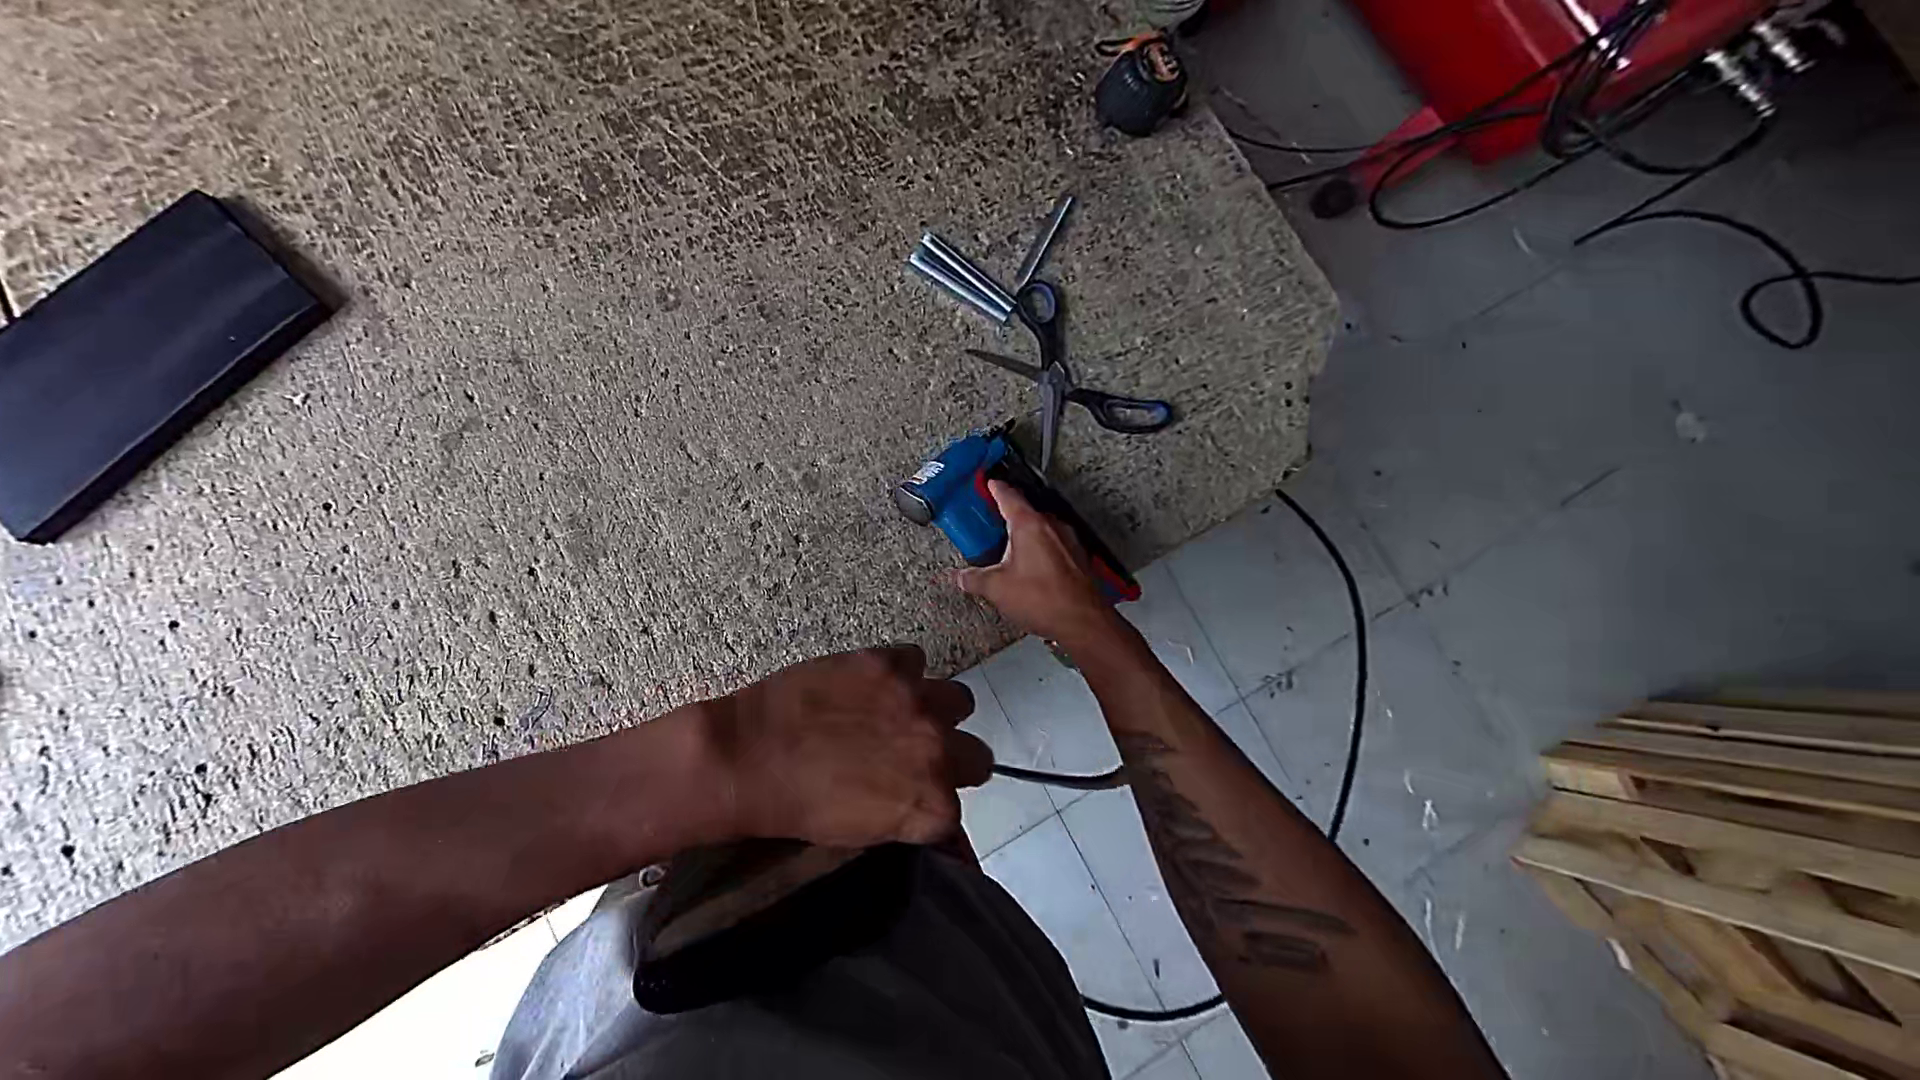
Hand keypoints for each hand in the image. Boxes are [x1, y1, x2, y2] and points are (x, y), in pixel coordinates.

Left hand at [702, 646, 992, 847]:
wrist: (747, 758)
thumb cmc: (797, 806)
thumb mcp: (863, 834)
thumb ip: (915, 827)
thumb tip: (948, 836)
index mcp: (931, 803)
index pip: (960, 807)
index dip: (936, 800)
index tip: (918, 794)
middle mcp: (935, 749)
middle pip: (977, 755)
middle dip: (950, 757)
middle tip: (913, 755)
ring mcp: (914, 700)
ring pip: (957, 700)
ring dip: (935, 709)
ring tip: (898, 713)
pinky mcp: (886, 663)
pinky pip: (916, 658)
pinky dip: (901, 670)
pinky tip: (874, 683)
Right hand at [956, 479, 1119, 645]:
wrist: (1082, 621)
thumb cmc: (1046, 599)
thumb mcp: (997, 588)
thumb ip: (974, 579)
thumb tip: (962, 577)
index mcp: (1029, 525)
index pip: (1009, 495)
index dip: (995, 487)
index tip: (989, 483)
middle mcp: (1052, 526)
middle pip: (1026, 511)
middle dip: (1008, 515)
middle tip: (992, 519)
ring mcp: (1068, 541)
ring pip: (1041, 528)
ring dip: (1025, 534)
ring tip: (1008, 548)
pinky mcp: (1077, 558)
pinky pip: (1054, 544)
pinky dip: (1040, 549)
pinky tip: (1031, 568)